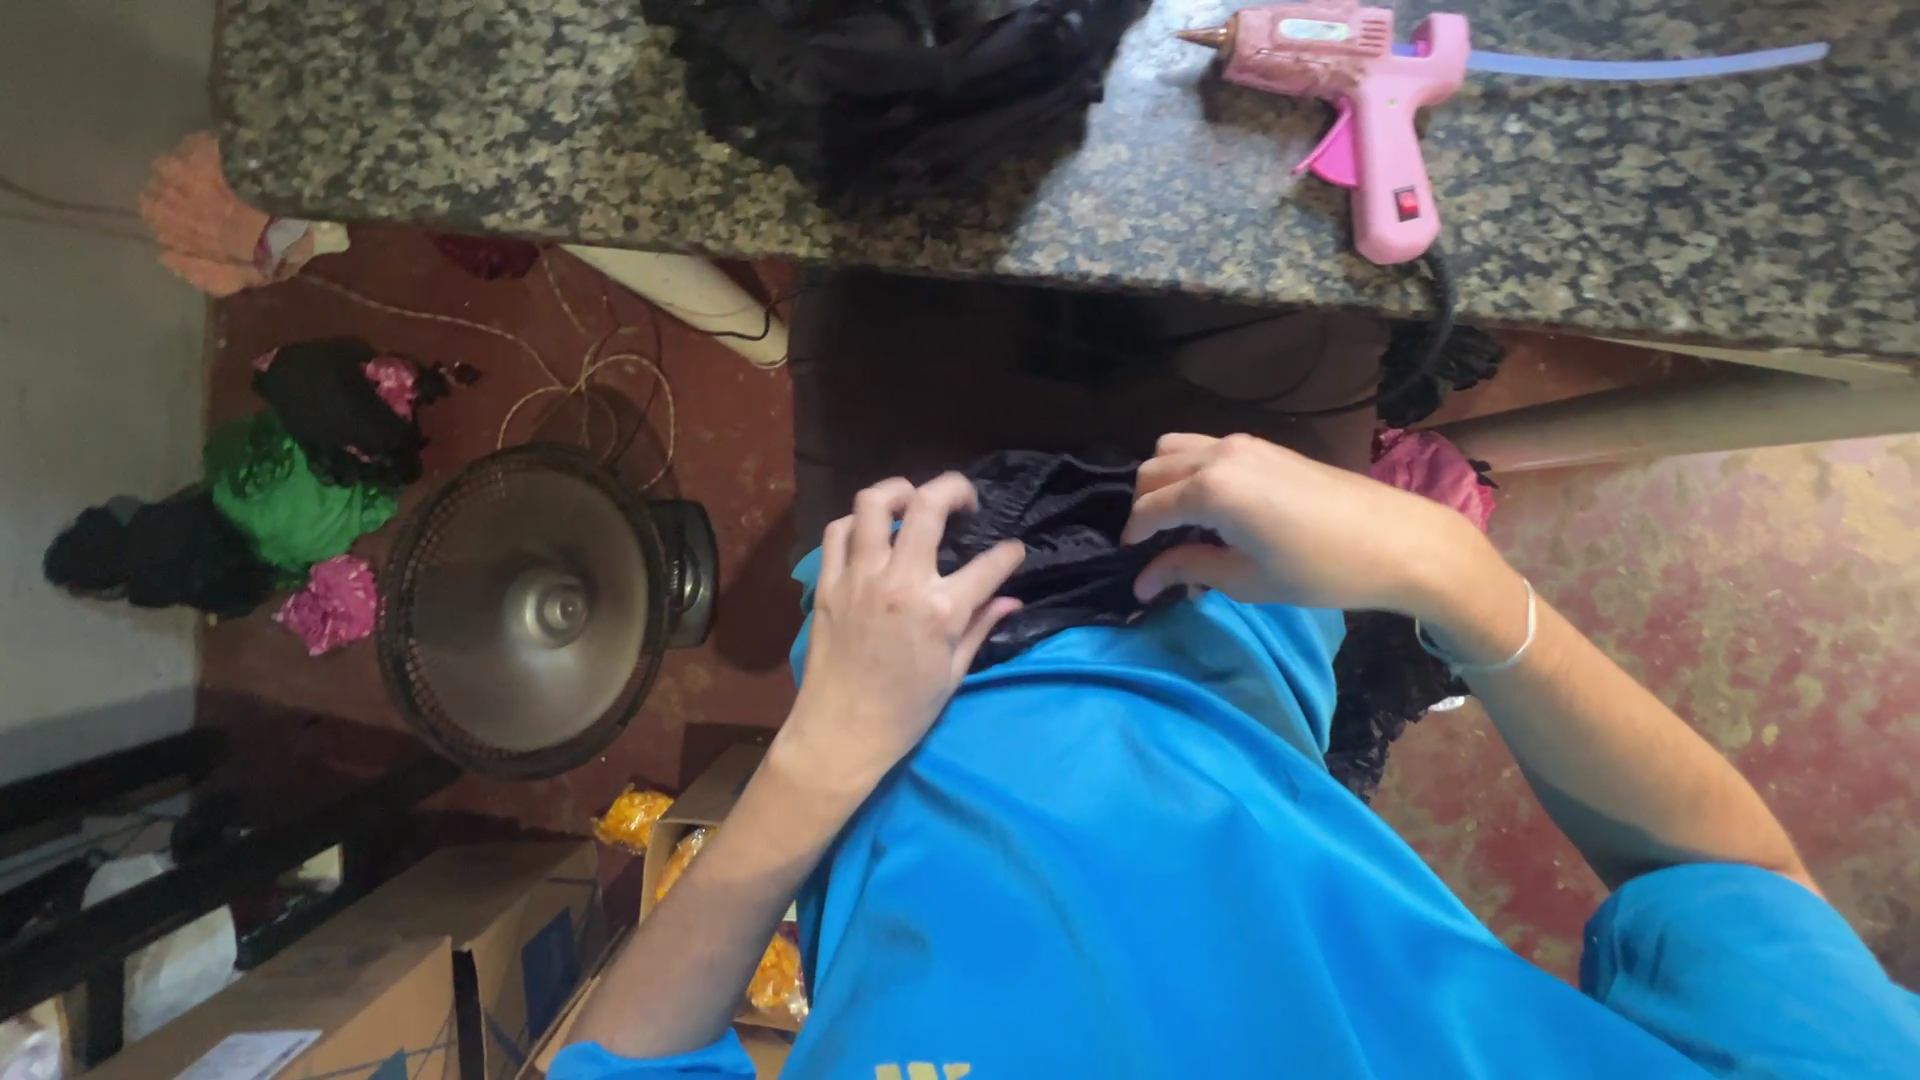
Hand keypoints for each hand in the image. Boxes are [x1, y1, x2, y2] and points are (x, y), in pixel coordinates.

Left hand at [774, 473, 1025, 797]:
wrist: (842, 733)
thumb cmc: (906, 710)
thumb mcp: (955, 671)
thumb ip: (982, 625)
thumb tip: (1012, 599)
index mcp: (940, 610)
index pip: (990, 564)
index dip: (1010, 553)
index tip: (1014, 551)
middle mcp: (900, 582)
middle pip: (927, 504)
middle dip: (955, 488)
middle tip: (965, 500)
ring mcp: (859, 578)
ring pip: (874, 503)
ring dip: (900, 491)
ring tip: (913, 502)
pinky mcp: (828, 583)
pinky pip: (838, 532)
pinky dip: (857, 523)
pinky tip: (872, 534)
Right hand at [1121, 433, 1503, 618]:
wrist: (1400, 541)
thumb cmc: (1320, 570)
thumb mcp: (1245, 579)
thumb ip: (1186, 569)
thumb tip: (1141, 582)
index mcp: (1211, 490)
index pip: (1148, 509)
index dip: (1134, 539)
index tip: (1133, 568)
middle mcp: (1218, 455)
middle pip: (1152, 470)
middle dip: (1142, 506)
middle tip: (1152, 545)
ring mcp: (1242, 443)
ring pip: (1173, 449)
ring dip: (1162, 480)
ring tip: (1176, 519)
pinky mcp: (1262, 445)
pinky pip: (1203, 447)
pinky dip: (1188, 469)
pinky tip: (1209, 504)